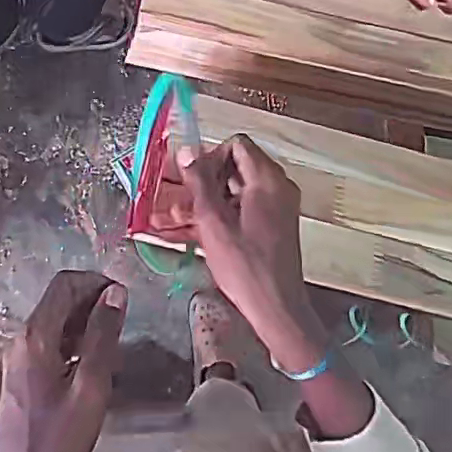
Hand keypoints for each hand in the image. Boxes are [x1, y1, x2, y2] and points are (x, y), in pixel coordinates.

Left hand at [0, 271, 126, 451]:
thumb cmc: (60, 442)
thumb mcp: (91, 388)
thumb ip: (103, 337)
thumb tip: (115, 294)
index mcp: (34, 336)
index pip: (64, 285)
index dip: (95, 283)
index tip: (123, 298)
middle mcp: (20, 340)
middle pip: (57, 300)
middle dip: (91, 301)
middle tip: (122, 322)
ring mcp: (16, 359)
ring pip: (53, 322)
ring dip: (83, 323)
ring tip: (112, 345)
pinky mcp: (19, 377)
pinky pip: (47, 343)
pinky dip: (71, 342)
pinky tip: (91, 364)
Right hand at [151, 136, 324, 371]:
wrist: (276, 307)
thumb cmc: (244, 265)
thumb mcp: (213, 221)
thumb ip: (199, 182)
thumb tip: (186, 151)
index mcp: (267, 180)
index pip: (237, 145)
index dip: (211, 156)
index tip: (192, 179)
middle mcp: (277, 187)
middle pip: (236, 166)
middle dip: (204, 180)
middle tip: (179, 198)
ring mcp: (277, 207)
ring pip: (236, 190)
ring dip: (206, 200)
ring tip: (174, 219)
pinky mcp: (273, 225)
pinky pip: (243, 208)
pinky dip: (220, 214)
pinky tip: (191, 231)